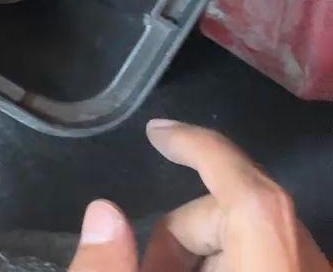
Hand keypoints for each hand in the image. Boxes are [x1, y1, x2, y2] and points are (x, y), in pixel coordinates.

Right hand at [69, 119, 328, 271]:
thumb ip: (108, 269)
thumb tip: (104, 212)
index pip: (258, 201)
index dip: (209, 153)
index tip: (157, 132)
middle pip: (255, 220)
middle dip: (191, 224)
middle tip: (145, 257)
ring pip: (271, 241)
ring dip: (212, 247)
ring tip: (164, 270)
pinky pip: (284, 261)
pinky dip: (240, 262)